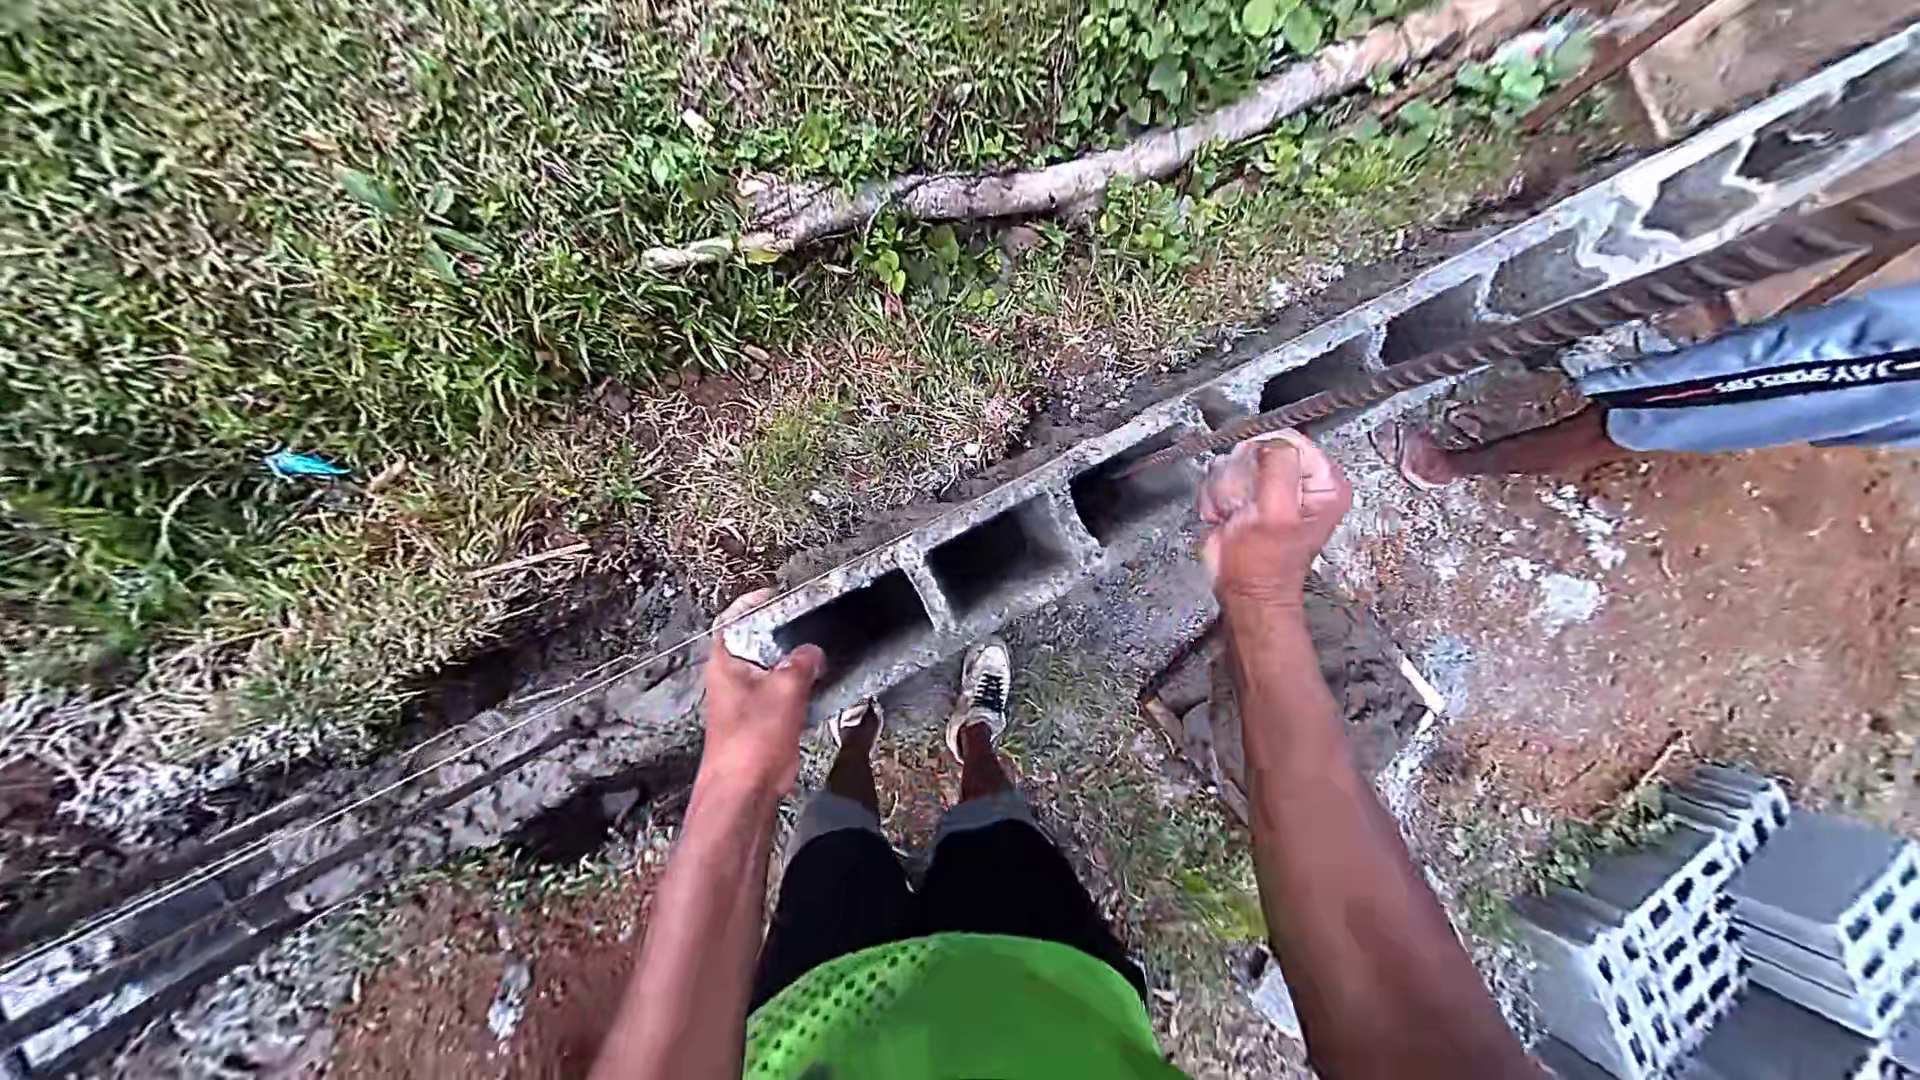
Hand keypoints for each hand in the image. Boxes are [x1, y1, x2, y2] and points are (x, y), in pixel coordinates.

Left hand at [699, 589, 825, 798]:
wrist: (745, 791)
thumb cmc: (750, 743)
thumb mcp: (785, 688)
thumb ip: (802, 661)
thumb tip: (813, 652)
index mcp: (725, 662)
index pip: (734, 618)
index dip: (754, 602)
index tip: (778, 594)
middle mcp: (732, 676)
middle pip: (757, 641)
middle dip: (783, 632)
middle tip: (808, 623)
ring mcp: (746, 697)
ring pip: (772, 666)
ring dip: (794, 661)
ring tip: (817, 652)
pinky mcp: (761, 715)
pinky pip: (782, 689)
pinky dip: (798, 684)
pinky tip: (817, 682)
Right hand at [1197, 430, 1351, 607]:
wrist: (1242, 590)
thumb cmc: (1265, 566)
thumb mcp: (1277, 515)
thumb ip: (1278, 470)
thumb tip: (1268, 442)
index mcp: (1321, 483)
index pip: (1289, 441)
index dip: (1264, 457)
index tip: (1256, 484)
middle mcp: (1295, 481)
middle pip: (1254, 449)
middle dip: (1239, 478)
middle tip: (1244, 506)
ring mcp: (1265, 486)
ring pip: (1229, 462)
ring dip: (1223, 491)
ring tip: (1234, 515)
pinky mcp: (1240, 494)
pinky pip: (1215, 478)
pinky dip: (1213, 499)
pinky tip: (1224, 517)